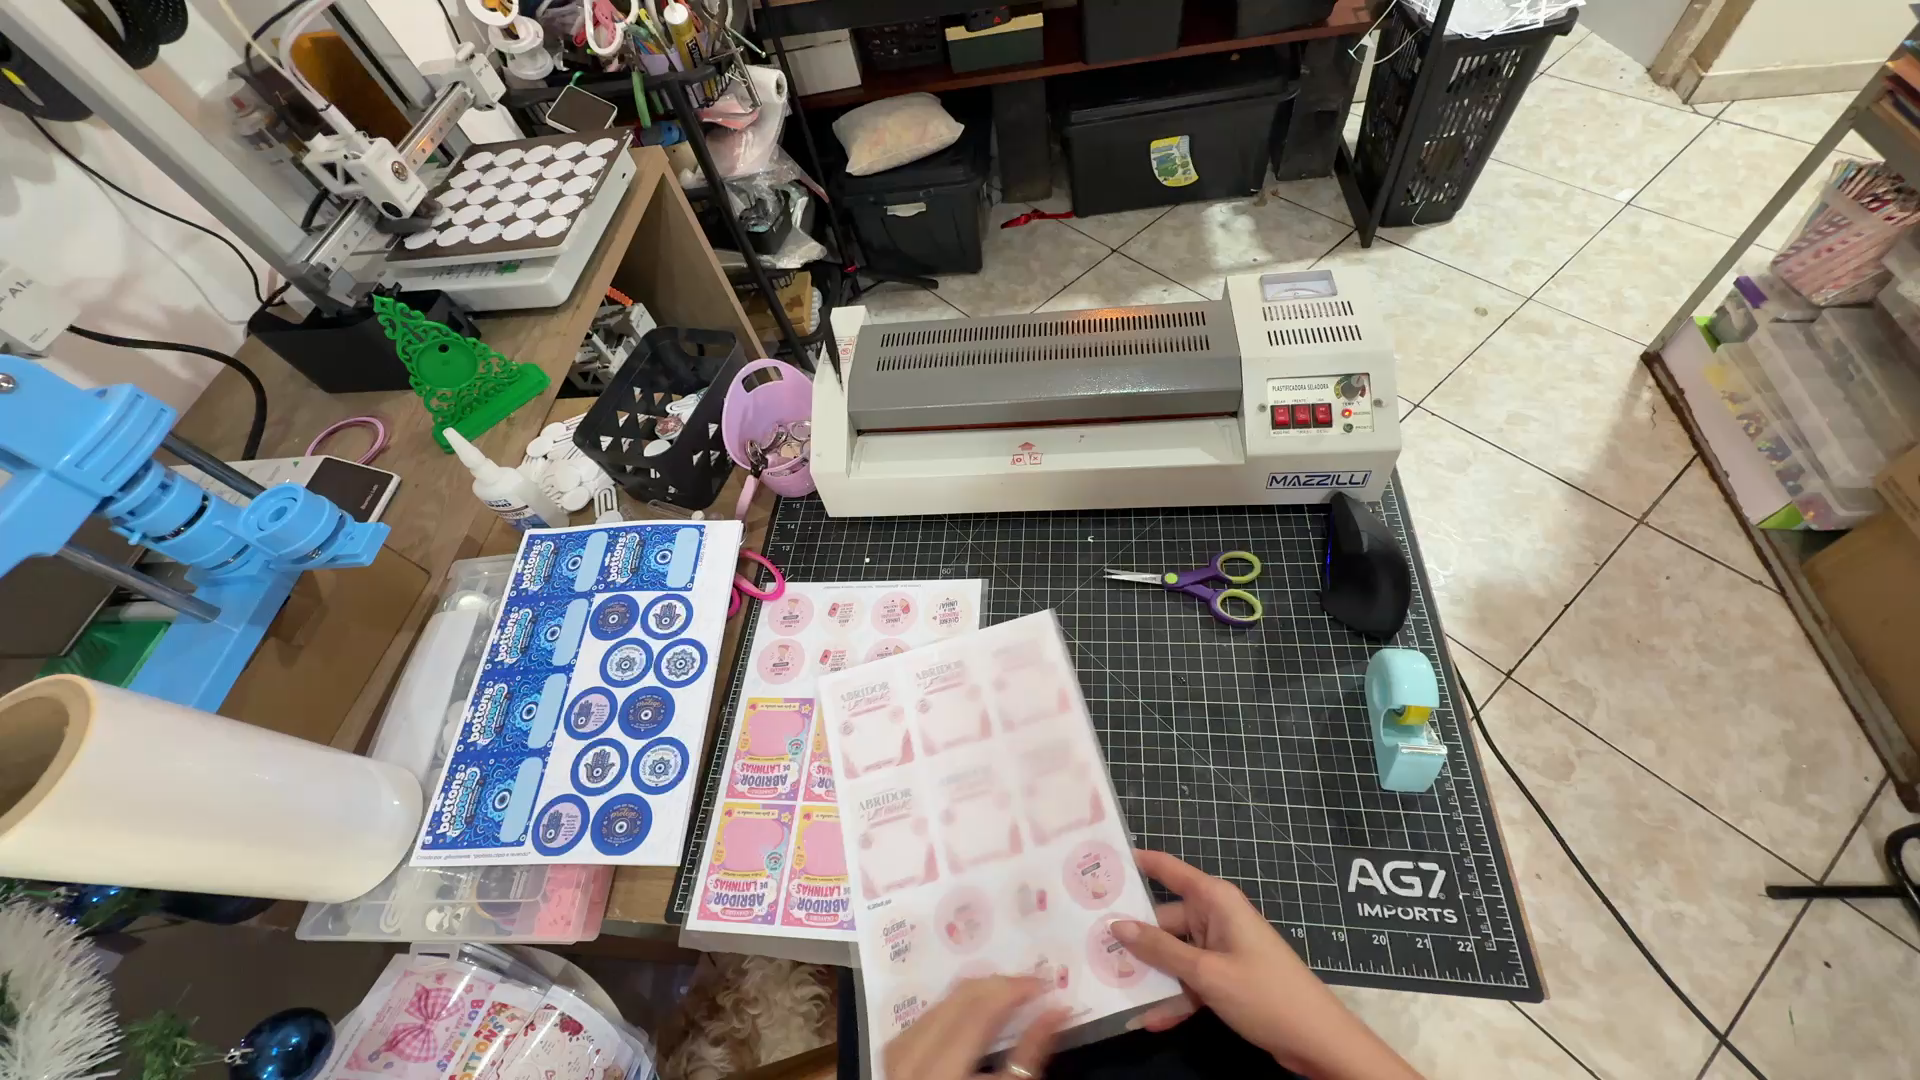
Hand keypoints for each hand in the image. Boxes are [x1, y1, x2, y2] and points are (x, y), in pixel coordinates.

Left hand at [884, 976, 1070, 1079]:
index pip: (979, 1013)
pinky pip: (929, 1013)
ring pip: (944, 1000)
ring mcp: (897, 1052)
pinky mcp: (894, 1051)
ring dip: (979, 993)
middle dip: (999, 986)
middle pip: (960, 997)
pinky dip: (957, 1006)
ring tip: (1010, 997)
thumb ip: (1031, 1053)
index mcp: (941, 1072)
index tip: (1044, 983)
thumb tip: (1056, 1010)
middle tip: (1032, 986)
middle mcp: (911, 1057)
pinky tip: (977, 1010)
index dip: (1013, 990)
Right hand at [1113, 851, 1422, 1079]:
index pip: (1166, 868)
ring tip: (1110, 985)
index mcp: (1213, 899)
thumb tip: (1116, 925)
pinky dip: (1173, 998)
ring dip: (1151, 975)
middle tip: (1089, 944)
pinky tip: (1147, 1019)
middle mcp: (1214, 917)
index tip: (1097, 862)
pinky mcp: (1225, 978)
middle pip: (1163, 919)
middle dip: (1133, 937)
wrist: (1318, 1042)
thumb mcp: (1206, 973)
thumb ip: (1160, 950)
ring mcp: (1220, 948)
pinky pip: (1188, 980)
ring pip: (1173, 954)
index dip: (1135, 861)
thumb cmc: (1264, 992)